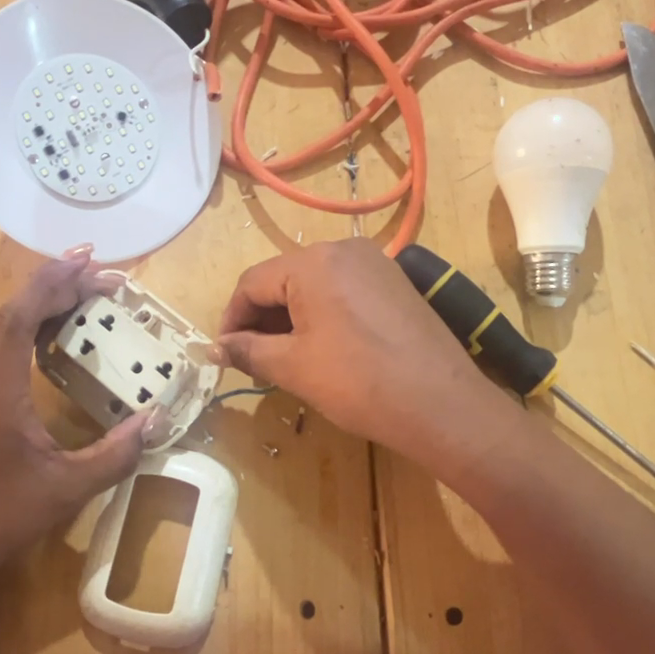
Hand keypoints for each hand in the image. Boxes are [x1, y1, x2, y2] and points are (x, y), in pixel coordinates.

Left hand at [0, 247, 147, 581]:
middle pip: (11, 314)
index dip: (52, 284)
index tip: (89, 263)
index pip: (19, 317)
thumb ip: (116, 453)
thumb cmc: (2, 514)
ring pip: (2, 329)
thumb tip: (157, 421)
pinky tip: (51, 335)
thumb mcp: (69, 486)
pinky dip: (28, 329)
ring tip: (80, 292)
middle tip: (99, 272)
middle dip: (53, 286)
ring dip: (39, 305)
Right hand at [216, 239, 508, 458]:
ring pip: (314, 286)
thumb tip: (215, 349)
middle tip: (251, 359)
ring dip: (291, 318)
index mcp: (313, 262)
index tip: (223, 354)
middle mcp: (344, 249)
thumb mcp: (293, 367)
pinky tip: (322, 349)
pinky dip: (322, 315)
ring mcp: (375, 264)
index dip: (231, 319)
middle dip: (261, 319)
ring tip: (284, 359)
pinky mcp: (395, 284)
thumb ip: (247, 350)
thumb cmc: (357, 382)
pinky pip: (343, 291)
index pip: (252, 282)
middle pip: (283, 279)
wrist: (439, 403)